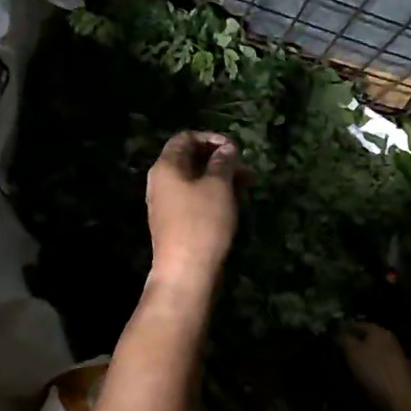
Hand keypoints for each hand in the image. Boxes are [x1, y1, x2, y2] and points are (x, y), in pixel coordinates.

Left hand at [145, 131, 246, 292]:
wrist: (185, 271)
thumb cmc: (202, 222)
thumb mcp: (218, 186)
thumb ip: (223, 162)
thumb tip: (226, 148)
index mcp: (166, 166)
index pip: (185, 138)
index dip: (211, 138)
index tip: (235, 149)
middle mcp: (161, 181)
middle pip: (190, 159)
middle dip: (220, 160)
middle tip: (247, 170)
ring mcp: (166, 202)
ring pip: (195, 180)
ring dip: (221, 179)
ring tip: (248, 187)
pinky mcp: (175, 221)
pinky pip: (194, 198)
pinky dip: (214, 195)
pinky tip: (235, 203)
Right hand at [340, 323, 410, 406]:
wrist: (401, 397)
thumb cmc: (374, 369)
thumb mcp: (352, 351)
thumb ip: (344, 339)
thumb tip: (338, 333)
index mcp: (378, 331)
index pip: (357, 325)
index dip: (344, 330)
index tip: (333, 338)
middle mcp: (389, 339)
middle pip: (366, 338)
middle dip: (353, 343)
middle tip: (340, 351)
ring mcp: (395, 355)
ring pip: (373, 350)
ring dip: (362, 355)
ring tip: (349, 364)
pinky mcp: (398, 370)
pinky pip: (379, 363)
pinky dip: (370, 365)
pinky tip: (363, 373)